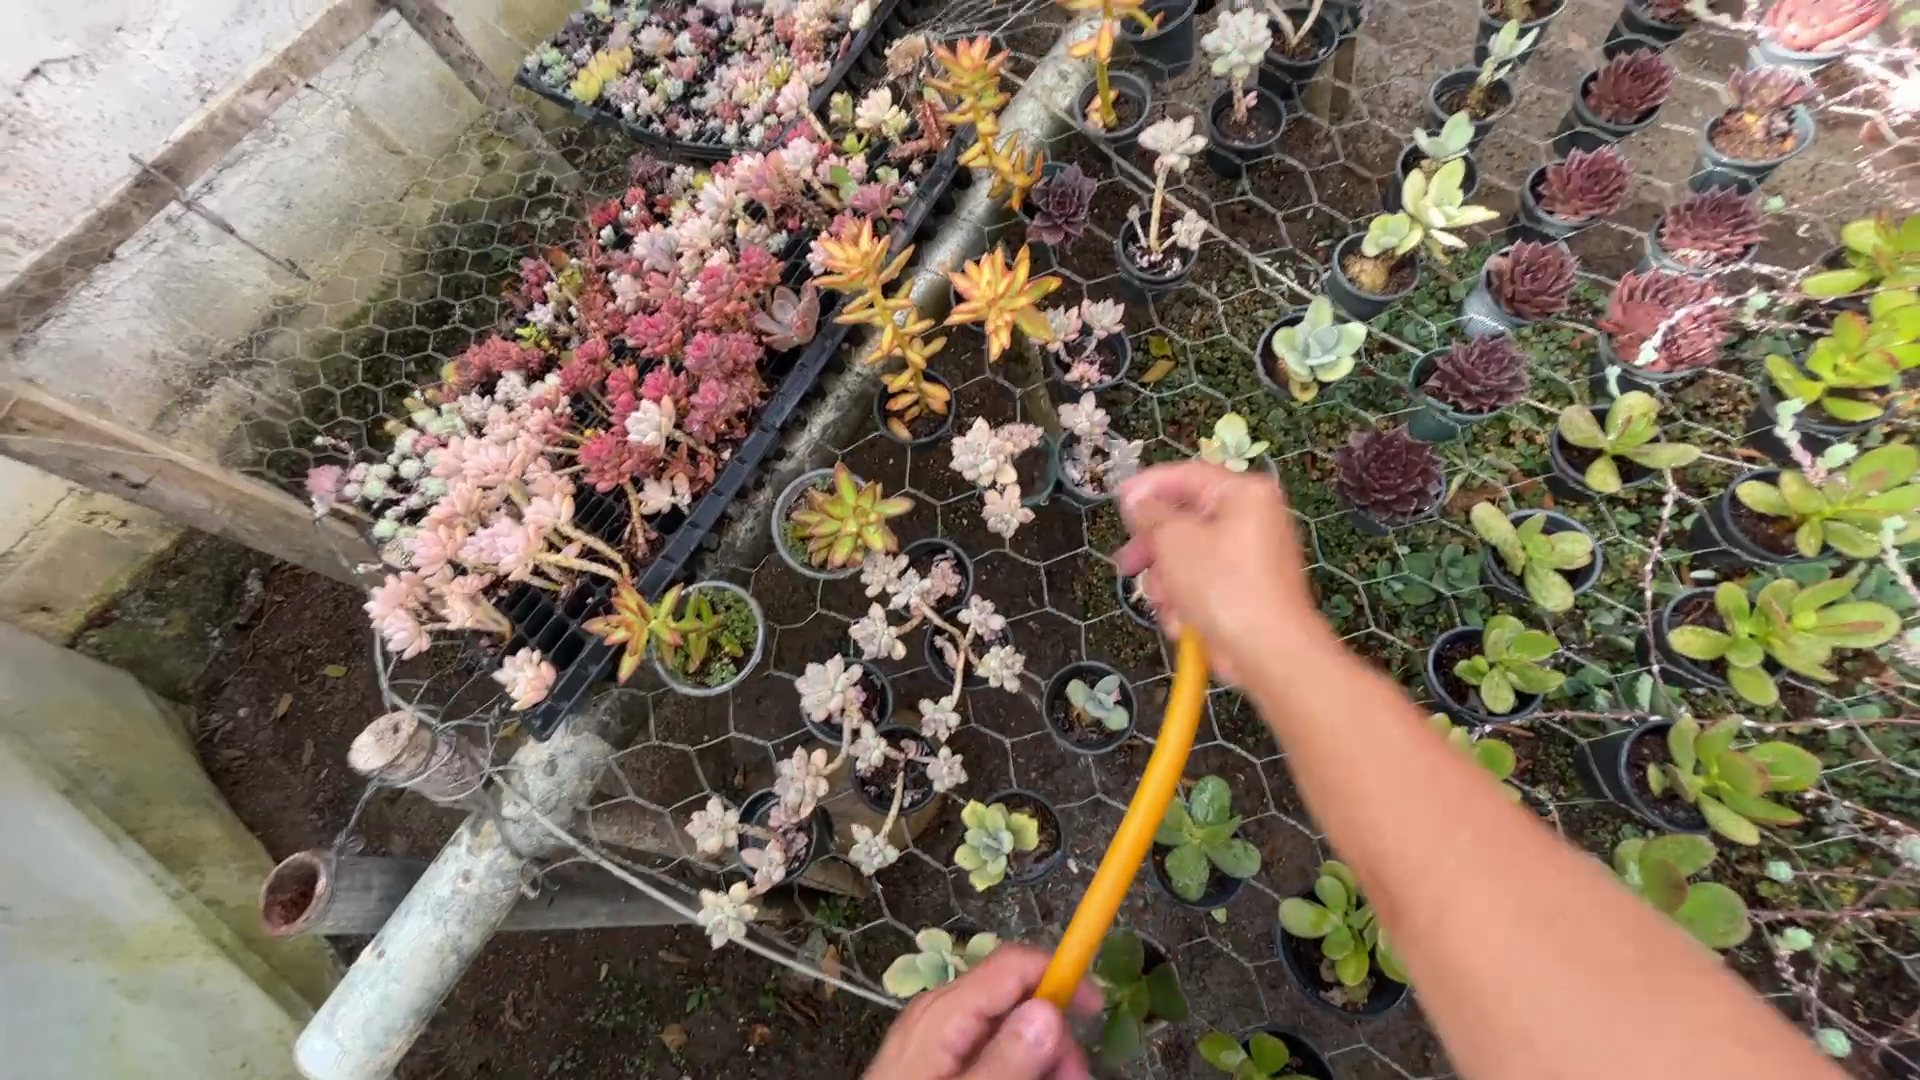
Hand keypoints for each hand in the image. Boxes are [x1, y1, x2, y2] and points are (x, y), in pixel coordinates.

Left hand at [863, 946, 1101, 1079]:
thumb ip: (1007, 1062)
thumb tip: (1050, 1010)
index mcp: (946, 1012)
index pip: (1010, 965)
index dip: (1058, 974)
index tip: (1097, 1008)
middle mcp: (943, 1012)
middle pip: (1015, 999)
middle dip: (1053, 1037)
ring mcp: (939, 1038)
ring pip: (1007, 1030)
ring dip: (1039, 1060)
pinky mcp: (939, 1062)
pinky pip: (988, 1052)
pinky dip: (1014, 1069)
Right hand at [1113, 461, 1331, 687]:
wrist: (1268, 652)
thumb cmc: (1222, 587)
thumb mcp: (1174, 541)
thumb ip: (1150, 513)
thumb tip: (1138, 501)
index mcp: (1244, 494)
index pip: (1186, 475)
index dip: (1146, 486)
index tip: (1117, 500)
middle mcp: (1252, 518)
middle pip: (1185, 521)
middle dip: (1153, 548)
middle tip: (1126, 564)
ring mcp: (1250, 556)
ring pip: (1188, 556)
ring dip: (1166, 581)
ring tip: (1163, 602)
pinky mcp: (1246, 589)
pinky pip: (1203, 582)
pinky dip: (1186, 599)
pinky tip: (1181, 621)